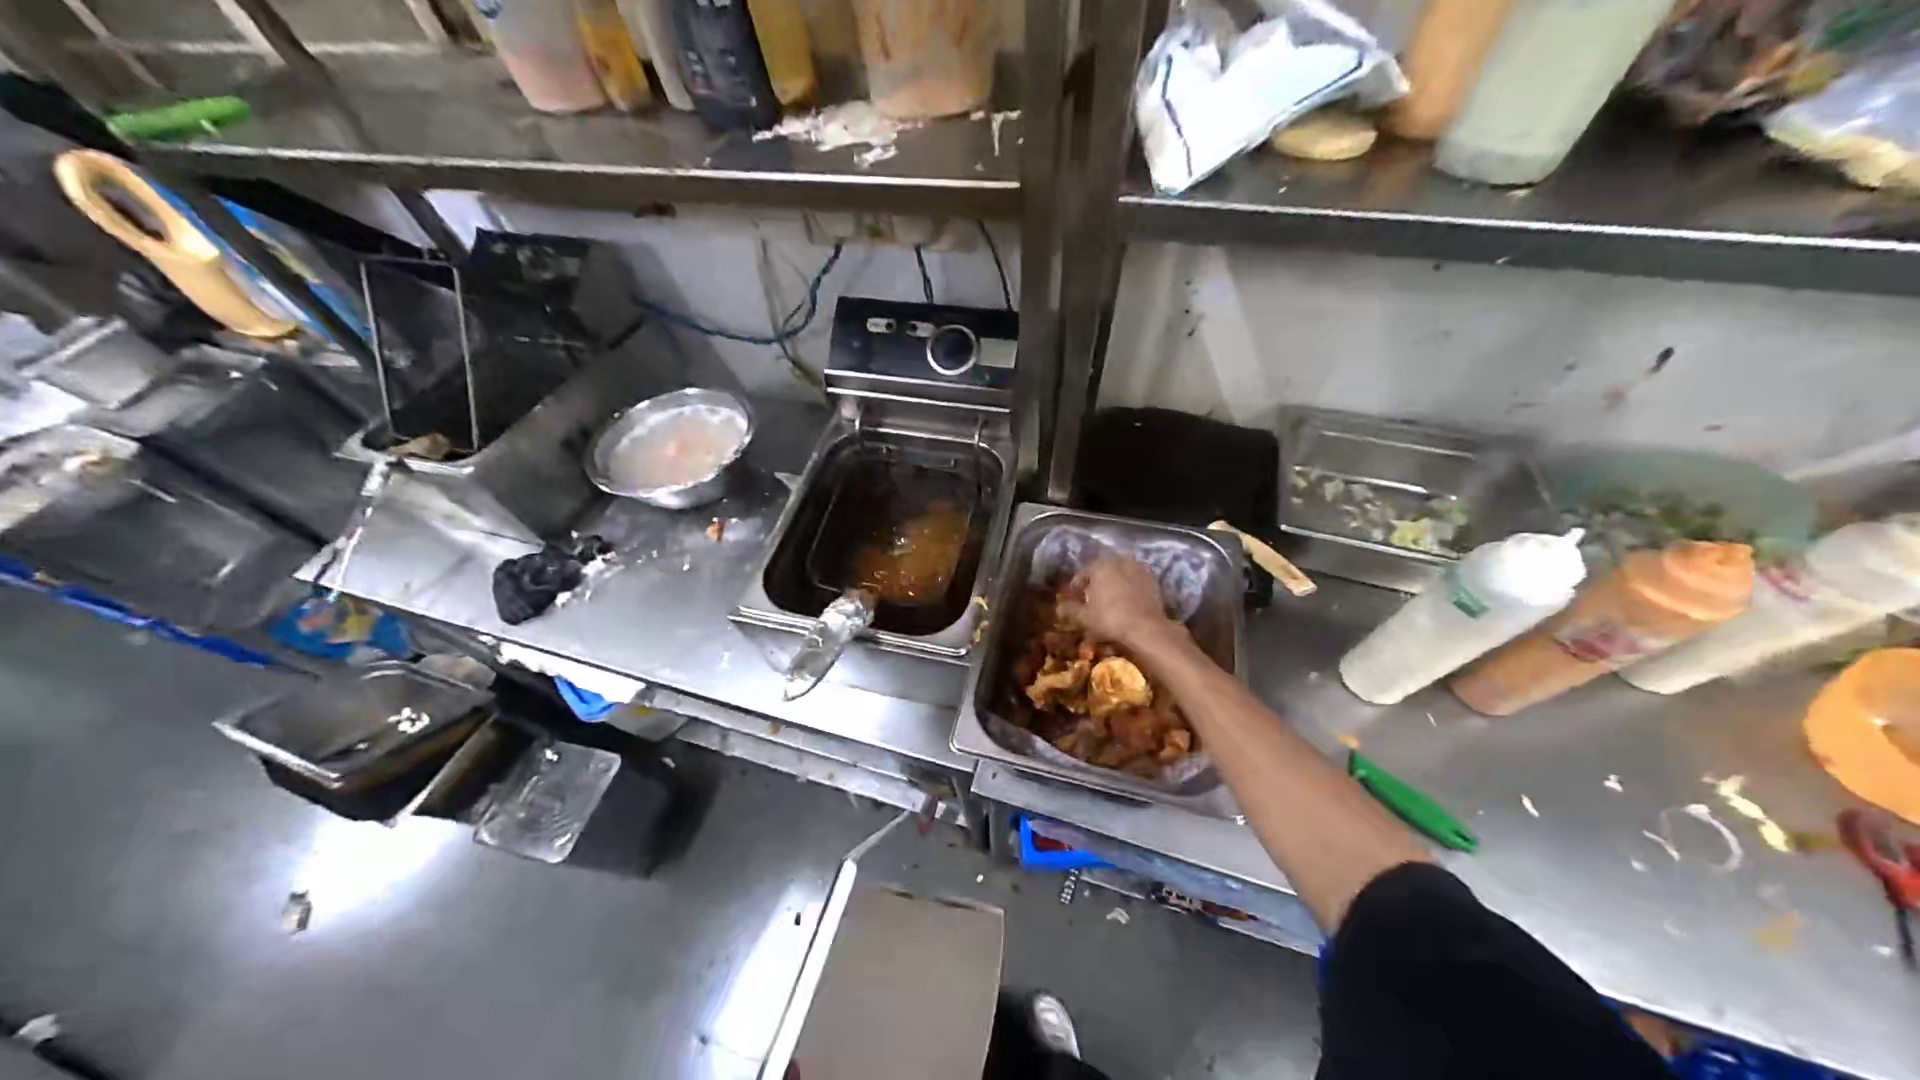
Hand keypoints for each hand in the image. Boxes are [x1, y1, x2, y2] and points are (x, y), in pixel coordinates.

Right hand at [1064, 555, 1174, 647]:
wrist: (1146, 628)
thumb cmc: (1110, 618)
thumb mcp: (1084, 617)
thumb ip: (1070, 610)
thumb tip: (1059, 608)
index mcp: (1101, 566)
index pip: (1084, 572)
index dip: (1078, 584)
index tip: (1076, 595)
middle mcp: (1120, 562)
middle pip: (1104, 570)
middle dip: (1097, 580)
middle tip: (1092, 596)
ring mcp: (1139, 570)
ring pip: (1121, 573)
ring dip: (1115, 582)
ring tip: (1110, 598)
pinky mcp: (1153, 580)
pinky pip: (1135, 581)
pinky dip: (1130, 588)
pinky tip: (1127, 601)